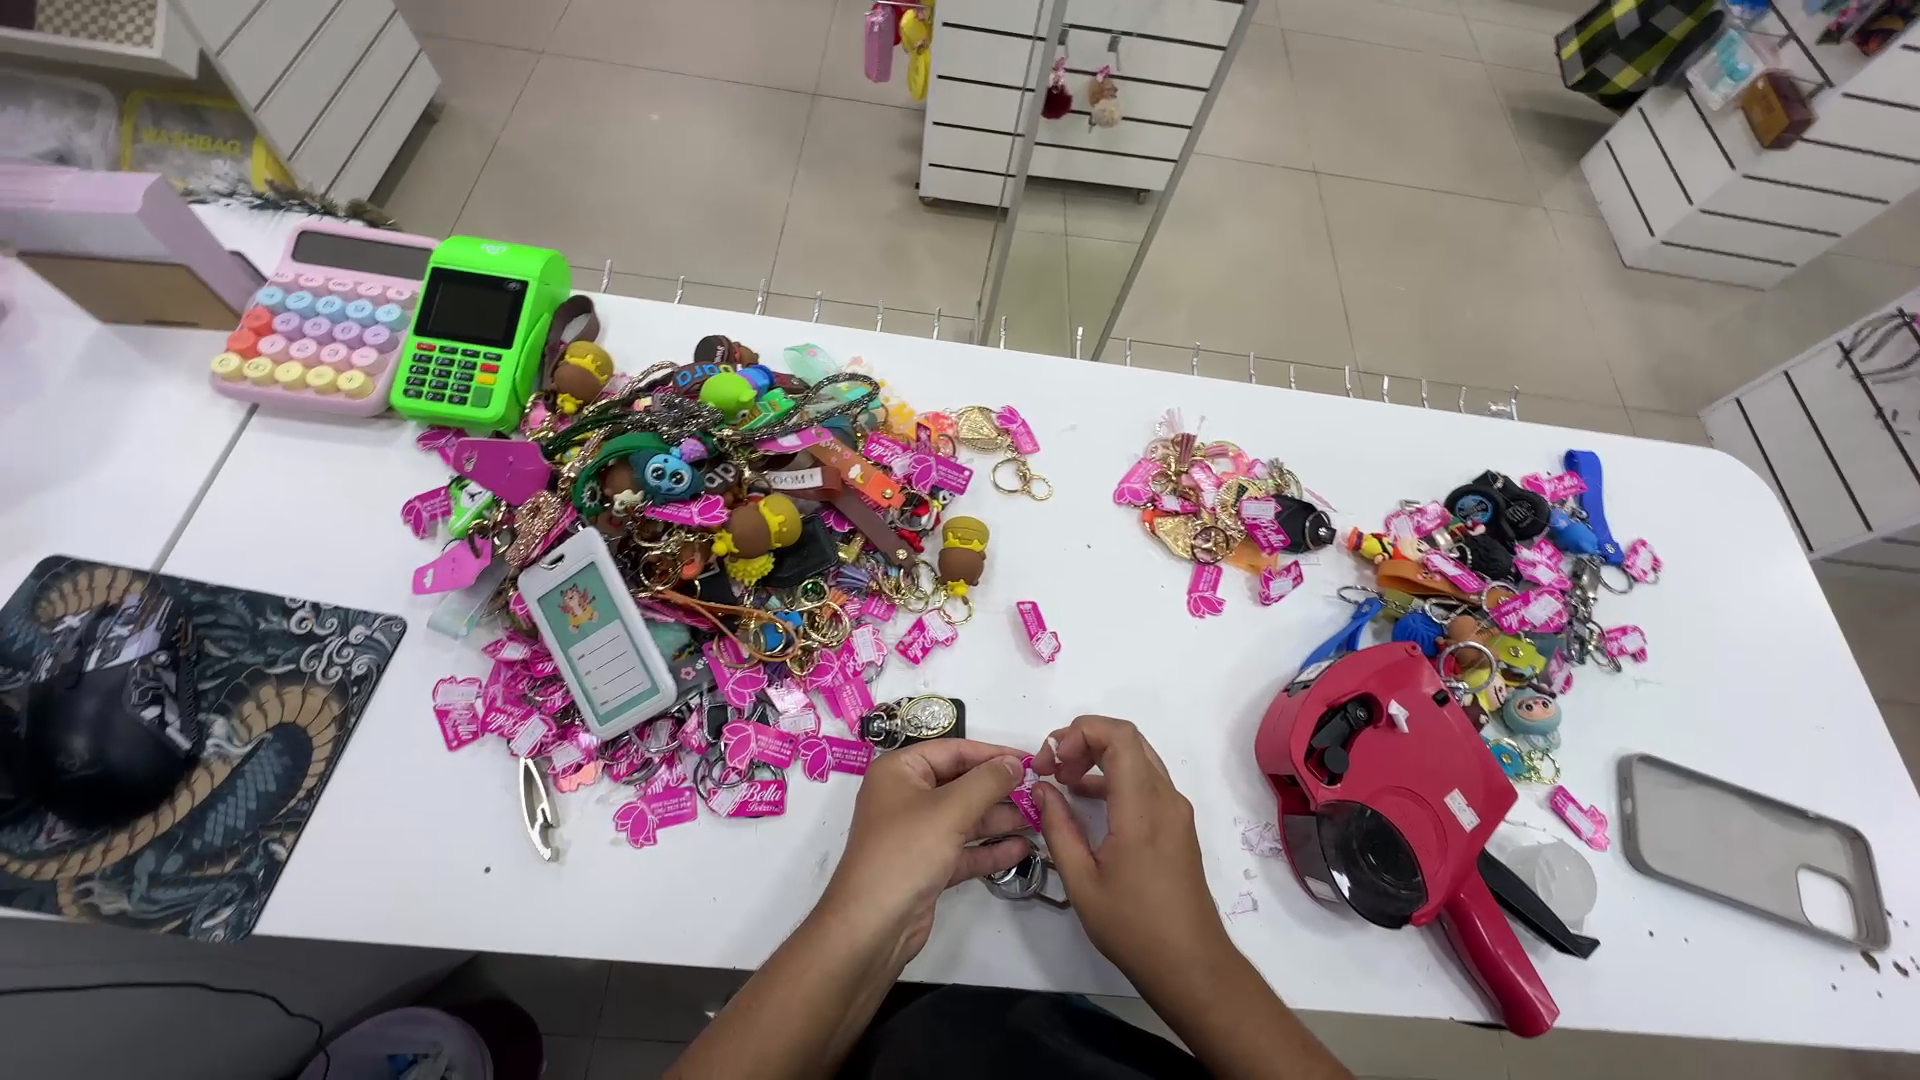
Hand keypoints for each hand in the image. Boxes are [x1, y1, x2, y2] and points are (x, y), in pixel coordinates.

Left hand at [824, 739, 1032, 965]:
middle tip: (1038, 792)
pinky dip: (989, 849)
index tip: (1029, 761)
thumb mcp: (949, 810)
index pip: (953, 751)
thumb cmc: (905, 852)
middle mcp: (906, 796)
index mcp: (900, 771)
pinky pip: (963, 848)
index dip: (992, 754)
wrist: (872, 925)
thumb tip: (1015, 762)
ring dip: (999, 819)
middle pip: (961, 784)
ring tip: (1037, 819)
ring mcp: (916, 832)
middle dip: (999, 790)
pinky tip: (1021, 849)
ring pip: (965, 818)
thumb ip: (987, 782)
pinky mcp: (927, 864)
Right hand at [1032, 715, 1226, 985]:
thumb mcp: (1082, 881)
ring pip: (1136, 757)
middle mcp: (1165, 798)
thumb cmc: (1134, 927)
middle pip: (1127, 739)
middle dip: (1083, 740)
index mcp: (1143, 808)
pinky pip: (1144, 780)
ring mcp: (1175, 810)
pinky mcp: (1176, 823)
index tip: (1051, 761)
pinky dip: (1112, 776)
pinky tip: (1085, 800)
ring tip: (1062, 782)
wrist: (1192, 966)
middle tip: (1053, 768)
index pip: (1118, 736)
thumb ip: (1058, 827)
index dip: (1079, 732)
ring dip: (1097, 757)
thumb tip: (1041, 789)